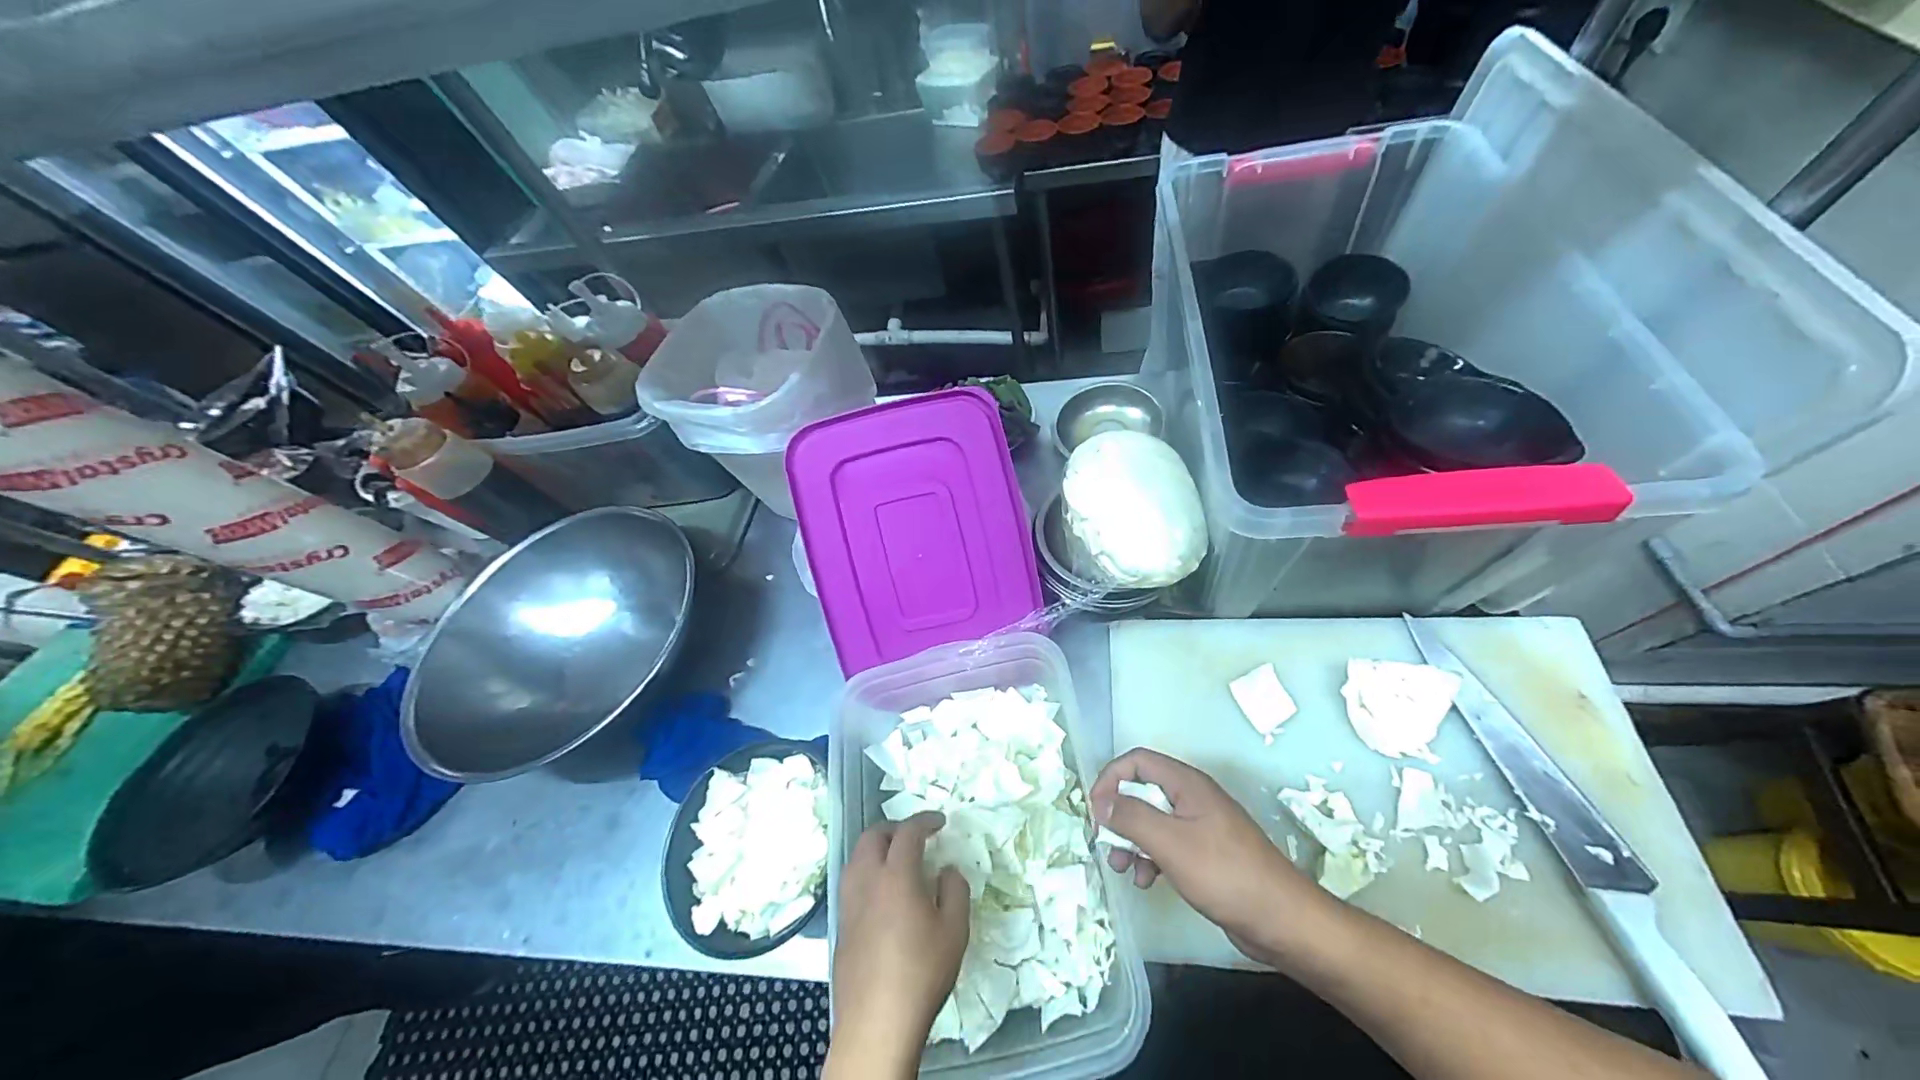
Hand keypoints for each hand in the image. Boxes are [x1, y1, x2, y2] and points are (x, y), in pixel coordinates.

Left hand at [825, 811, 969, 1078]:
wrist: (876, 1020)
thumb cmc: (921, 971)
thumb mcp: (954, 930)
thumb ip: (955, 891)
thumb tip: (947, 871)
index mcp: (896, 875)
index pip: (907, 832)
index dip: (924, 821)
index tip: (939, 821)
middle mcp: (867, 880)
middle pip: (872, 837)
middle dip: (894, 828)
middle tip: (915, 837)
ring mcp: (849, 902)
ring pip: (856, 857)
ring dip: (876, 848)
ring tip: (897, 860)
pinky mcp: (841, 924)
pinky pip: (851, 881)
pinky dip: (867, 871)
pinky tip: (882, 892)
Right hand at [1090, 748, 1335, 965]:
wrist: (1282, 921)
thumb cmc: (1224, 874)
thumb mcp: (1169, 842)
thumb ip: (1131, 817)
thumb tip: (1100, 801)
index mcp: (1188, 784)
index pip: (1138, 761)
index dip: (1111, 778)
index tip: (1096, 810)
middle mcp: (1194, 798)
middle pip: (1143, 791)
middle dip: (1119, 815)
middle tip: (1104, 842)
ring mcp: (1201, 826)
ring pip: (1152, 821)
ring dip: (1131, 840)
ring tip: (1123, 868)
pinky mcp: (1206, 853)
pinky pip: (1167, 844)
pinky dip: (1151, 858)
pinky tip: (1147, 881)